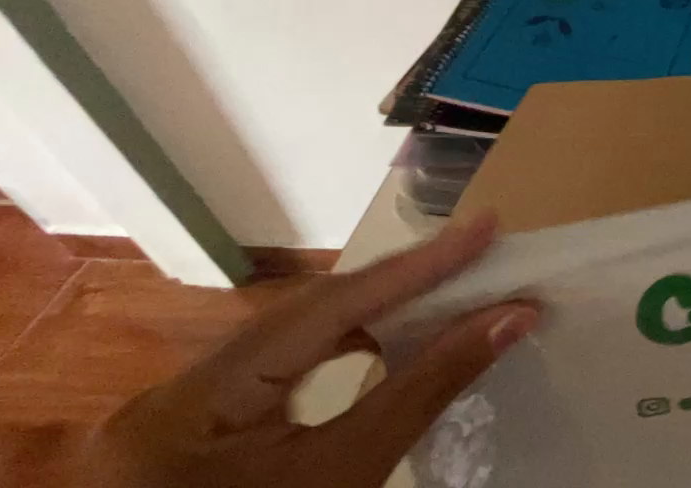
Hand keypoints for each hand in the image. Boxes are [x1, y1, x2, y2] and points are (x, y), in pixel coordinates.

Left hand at [61, 212, 538, 487]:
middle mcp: (177, 390)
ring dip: (380, 306)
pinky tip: (391, 334)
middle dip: (402, 279)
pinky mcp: (203, 423)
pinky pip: (287, 359)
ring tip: (452, 283)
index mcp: (194, 401)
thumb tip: (512, 315)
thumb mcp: (351, 470)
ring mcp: (184, 406)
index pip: (328, 308)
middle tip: (479, 248)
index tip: (486, 226)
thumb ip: (428, 385)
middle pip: (312, 310)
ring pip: (300, 330)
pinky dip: (348, 339)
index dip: (416, 266)